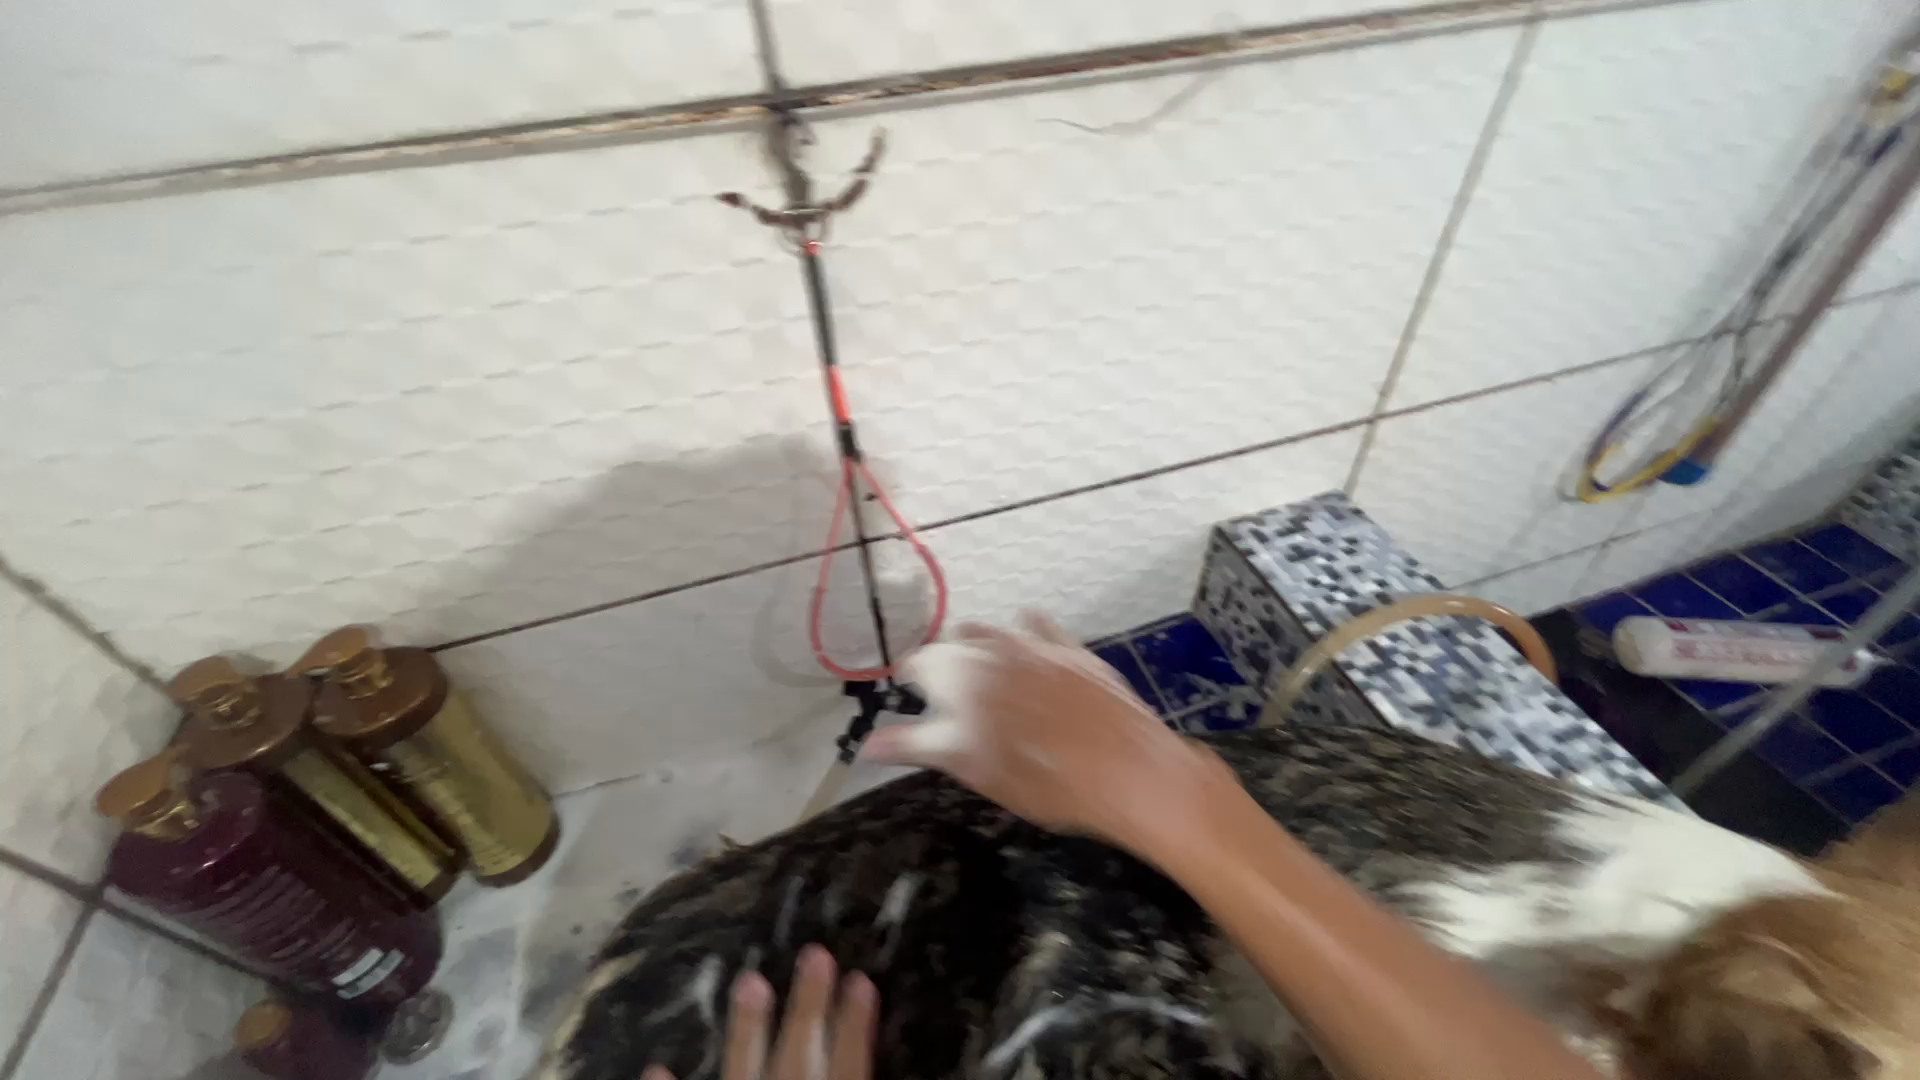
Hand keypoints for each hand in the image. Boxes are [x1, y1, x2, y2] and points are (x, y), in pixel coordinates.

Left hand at [642, 946, 876, 1079]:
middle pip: (799, 1059)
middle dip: (808, 1006)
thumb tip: (884, 1069)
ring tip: (747, 980)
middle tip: (814, 952)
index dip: (855, 1024)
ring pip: (741, 1074)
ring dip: (745, 1030)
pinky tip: (654, 1068)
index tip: (862, 978)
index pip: (849, 1068)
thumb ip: (853, 1073)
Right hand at [860, 612, 1239, 853]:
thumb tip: (869, 746)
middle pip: (952, 645)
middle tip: (945, 693)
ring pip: (991, 631)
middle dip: (942, 664)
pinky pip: (1038, 626)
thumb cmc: (1047, 780)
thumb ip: (919, 748)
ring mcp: (1037, 645)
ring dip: (977, 646)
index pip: (918, 665)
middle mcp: (995, 649)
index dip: (911, 682)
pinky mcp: (1071, 649)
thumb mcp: (976, 770)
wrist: (1130, 769)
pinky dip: (1024, 633)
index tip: (911, 698)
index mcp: (964, 677)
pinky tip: (1027, 644)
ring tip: (978, 669)